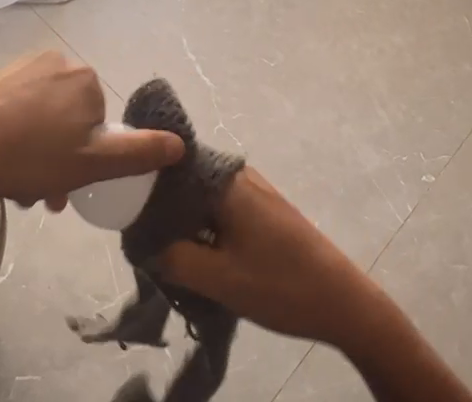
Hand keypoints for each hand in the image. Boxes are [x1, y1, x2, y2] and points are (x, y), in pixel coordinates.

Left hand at [0, 51, 183, 206]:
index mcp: (87, 80)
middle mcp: (60, 62)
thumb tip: (180, 143)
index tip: (69, 185)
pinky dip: (17, 136)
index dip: (89, 158)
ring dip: (38, 155)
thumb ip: (139, 153)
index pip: (100, 124)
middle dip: (61, 160)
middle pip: (71, 121)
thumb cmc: (30, 156)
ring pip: (44, 119)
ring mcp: (24, 67)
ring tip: (17, 187)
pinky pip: (20, 110)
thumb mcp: (93, 163)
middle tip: (41, 194)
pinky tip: (0, 164)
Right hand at [158, 169, 402, 352]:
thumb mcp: (219, 279)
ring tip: (167, 251)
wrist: (345, 303)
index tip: (126, 215)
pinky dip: (204, 227)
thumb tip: (145, 244)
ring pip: (202, 198)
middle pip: (184, 182)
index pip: (168, 168)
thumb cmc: (281, 285)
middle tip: (144, 241)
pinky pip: (220, 209)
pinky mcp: (264, 210)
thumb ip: (173, 258)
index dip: (143, 188)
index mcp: (225, 180)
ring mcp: (254, 191)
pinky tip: (197, 255)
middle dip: (162, 209)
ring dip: (184, 222)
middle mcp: (238, 175)